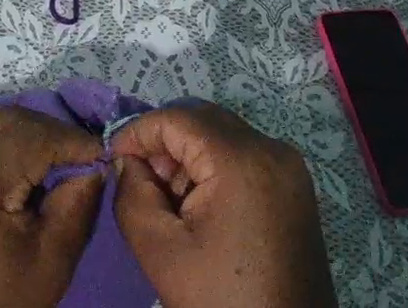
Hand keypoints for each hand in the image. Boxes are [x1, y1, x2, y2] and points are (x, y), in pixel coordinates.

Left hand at [0, 105, 105, 307]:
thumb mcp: (51, 260)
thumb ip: (78, 202)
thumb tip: (93, 162)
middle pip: (8, 118)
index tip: (101, 153)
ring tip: (47, 155)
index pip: (36, 135)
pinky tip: (11, 158)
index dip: (73, 140)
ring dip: (20, 128)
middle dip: (48, 130)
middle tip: (77, 154)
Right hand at [111, 103, 337, 307]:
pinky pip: (244, 154)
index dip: (139, 132)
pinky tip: (197, 204)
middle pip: (202, 119)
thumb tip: (128, 162)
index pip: (177, 119)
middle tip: (140, 178)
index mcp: (241, 160)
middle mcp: (271, 149)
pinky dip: (214, 166)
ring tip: (167, 198)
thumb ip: (132, 195)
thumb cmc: (222, 300)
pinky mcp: (294, 186)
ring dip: (188, 154)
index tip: (113, 158)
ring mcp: (289, 167)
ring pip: (222, 134)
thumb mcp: (161, 251)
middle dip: (164, 142)